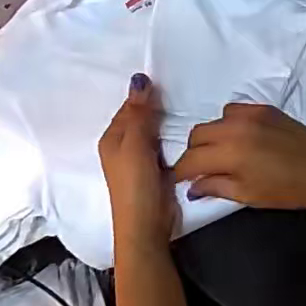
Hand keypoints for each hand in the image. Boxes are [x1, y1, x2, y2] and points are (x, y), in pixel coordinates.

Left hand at [100, 73, 174, 250]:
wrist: (146, 226)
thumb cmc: (135, 184)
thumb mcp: (136, 144)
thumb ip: (140, 113)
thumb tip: (139, 79)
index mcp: (112, 138)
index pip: (130, 107)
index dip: (146, 96)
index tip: (169, 82)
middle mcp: (123, 147)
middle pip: (142, 119)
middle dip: (159, 108)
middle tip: (186, 94)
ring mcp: (140, 160)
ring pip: (155, 134)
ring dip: (169, 125)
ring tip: (192, 110)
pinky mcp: (156, 172)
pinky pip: (166, 148)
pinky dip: (175, 141)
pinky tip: (190, 136)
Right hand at [172, 103, 305, 211]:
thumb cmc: (288, 191)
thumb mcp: (247, 195)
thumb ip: (215, 187)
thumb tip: (192, 187)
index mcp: (229, 154)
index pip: (190, 159)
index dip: (180, 171)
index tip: (178, 180)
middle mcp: (234, 128)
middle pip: (196, 135)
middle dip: (193, 153)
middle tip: (199, 169)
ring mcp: (250, 115)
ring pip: (214, 121)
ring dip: (210, 137)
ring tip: (220, 153)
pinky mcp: (263, 108)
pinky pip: (233, 111)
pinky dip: (228, 124)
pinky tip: (239, 139)